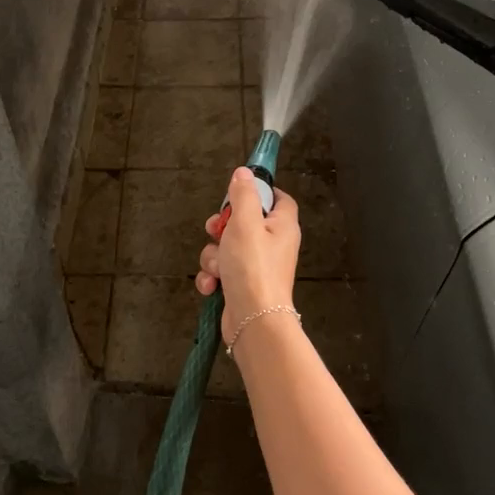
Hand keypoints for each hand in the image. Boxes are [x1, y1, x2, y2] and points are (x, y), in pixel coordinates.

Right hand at [196, 167, 299, 334]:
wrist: (254, 322)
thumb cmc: (253, 267)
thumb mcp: (245, 223)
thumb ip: (243, 195)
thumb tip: (244, 173)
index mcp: (282, 226)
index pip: (278, 199)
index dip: (260, 192)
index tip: (238, 192)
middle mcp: (272, 245)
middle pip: (244, 222)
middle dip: (222, 227)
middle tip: (215, 230)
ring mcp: (257, 267)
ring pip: (226, 247)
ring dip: (214, 256)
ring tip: (217, 268)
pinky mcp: (242, 286)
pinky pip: (222, 271)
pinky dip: (213, 277)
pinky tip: (212, 285)